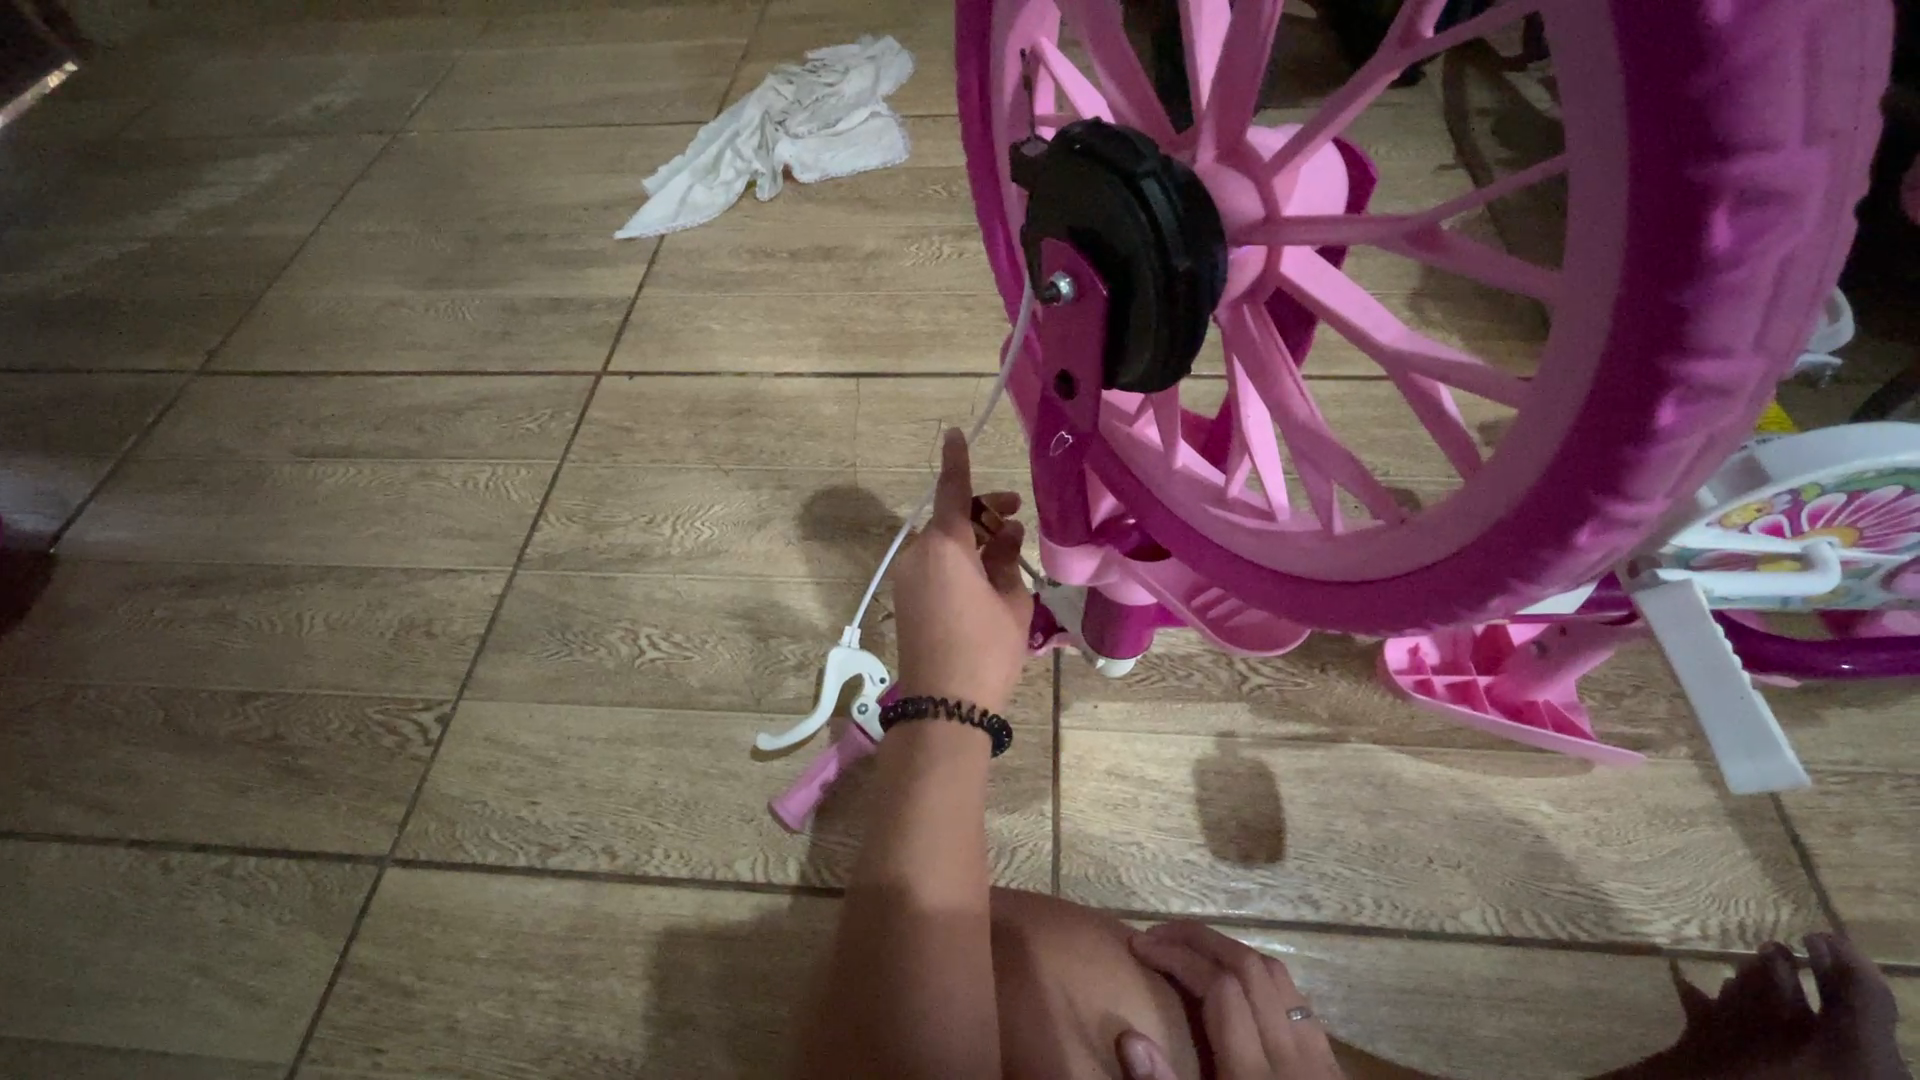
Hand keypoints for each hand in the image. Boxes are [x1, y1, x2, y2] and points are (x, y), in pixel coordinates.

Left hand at [891, 428, 1033, 714]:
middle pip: (949, 518)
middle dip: (981, 512)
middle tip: (1015, 518)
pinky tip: (986, 574)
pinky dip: (957, 559)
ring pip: (942, 543)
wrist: (944, 706)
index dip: (956, 461)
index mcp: (945, 547)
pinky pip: (933, 564)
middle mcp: (918, 554)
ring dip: (971, 539)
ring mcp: (907, 577)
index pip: (952, 491)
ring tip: (1007, 550)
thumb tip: (1005, 532)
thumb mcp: (1011, 602)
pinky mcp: (906, 599)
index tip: (954, 433)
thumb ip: (1006, 558)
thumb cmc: (986, 650)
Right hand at [1118, 922, 1343, 1079]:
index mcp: (1255, 1077)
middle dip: (1199, 940)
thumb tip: (1128, 1038)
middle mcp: (1293, 1058)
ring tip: (1190, 951)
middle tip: (1157, 936)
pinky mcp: (1333, 1069)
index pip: (1219, 986)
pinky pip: (1295, 1000)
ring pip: (1278, 977)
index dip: (1177, 956)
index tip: (1138, 947)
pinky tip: (1236, 988)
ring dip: (1230, 951)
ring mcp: (1320, 1060)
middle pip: (1249, 967)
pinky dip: (1260, 976)